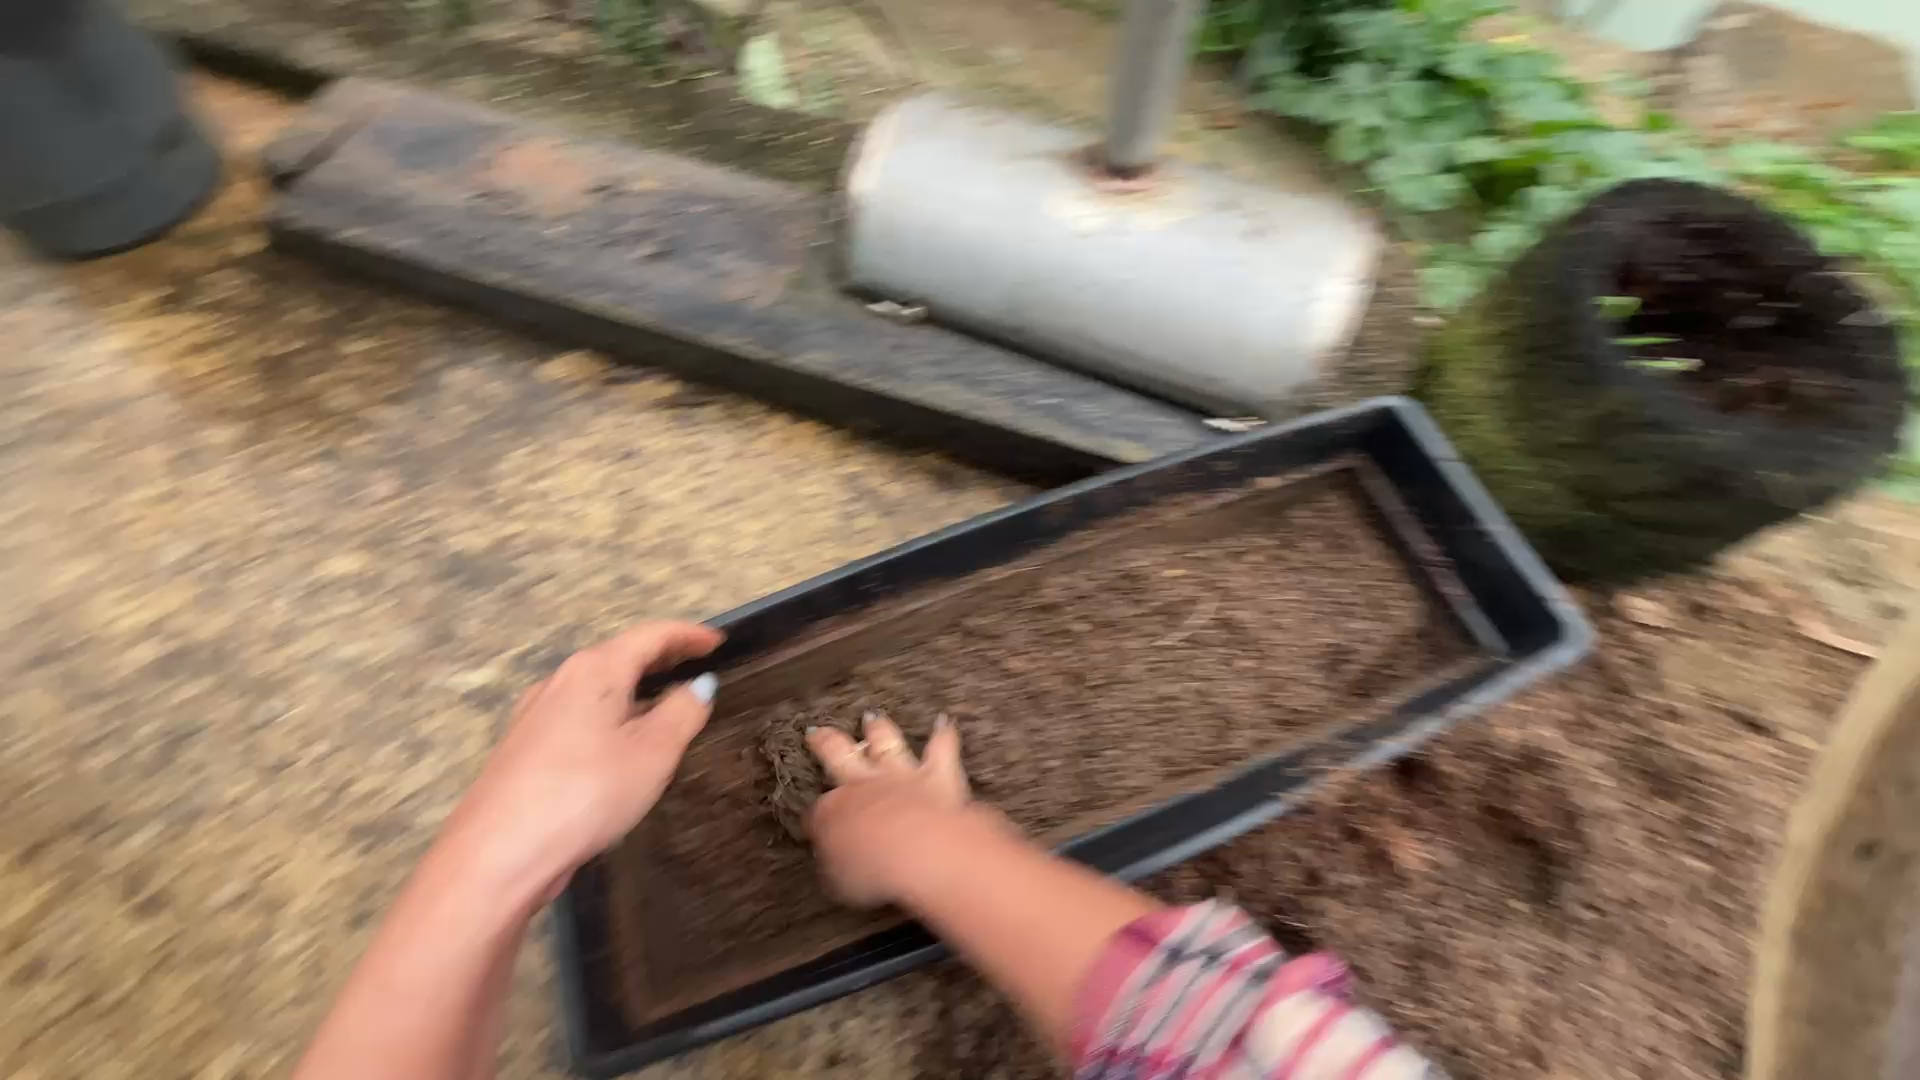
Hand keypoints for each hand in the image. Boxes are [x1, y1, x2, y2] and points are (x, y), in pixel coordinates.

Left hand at [449, 621, 722, 900]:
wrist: (495, 858)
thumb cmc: (586, 794)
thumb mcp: (653, 753)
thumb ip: (683, 712)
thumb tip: (699, 686)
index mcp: (595, 671)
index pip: (650, 636)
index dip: (688, 635)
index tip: (717, 640)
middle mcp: (561, 682)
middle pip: (620, 655)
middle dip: (662, 656)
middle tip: (697, 662)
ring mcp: (536, 715)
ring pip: (598, 686)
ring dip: (636, 685)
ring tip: (666, 699)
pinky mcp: (525, 748)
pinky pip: (580, 712)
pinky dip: (612, 710)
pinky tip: (622, 739)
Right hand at [805, 710, 983, 906]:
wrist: (920, 848)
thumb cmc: (877, 868)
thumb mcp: (842, 878)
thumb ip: (837, 862)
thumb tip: (833, 859)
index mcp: (835, 811)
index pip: (819, 811)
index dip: (817, 817)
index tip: (815, 823)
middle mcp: (865, 784)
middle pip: (839, 756)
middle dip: (826, 742)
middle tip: (817, 732)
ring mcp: (901, 775)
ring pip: (885, 742)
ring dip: (878, 729)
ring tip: (872, 716)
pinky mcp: (935, 774)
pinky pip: (940, 747)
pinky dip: (943, 733)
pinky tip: (944, 721)